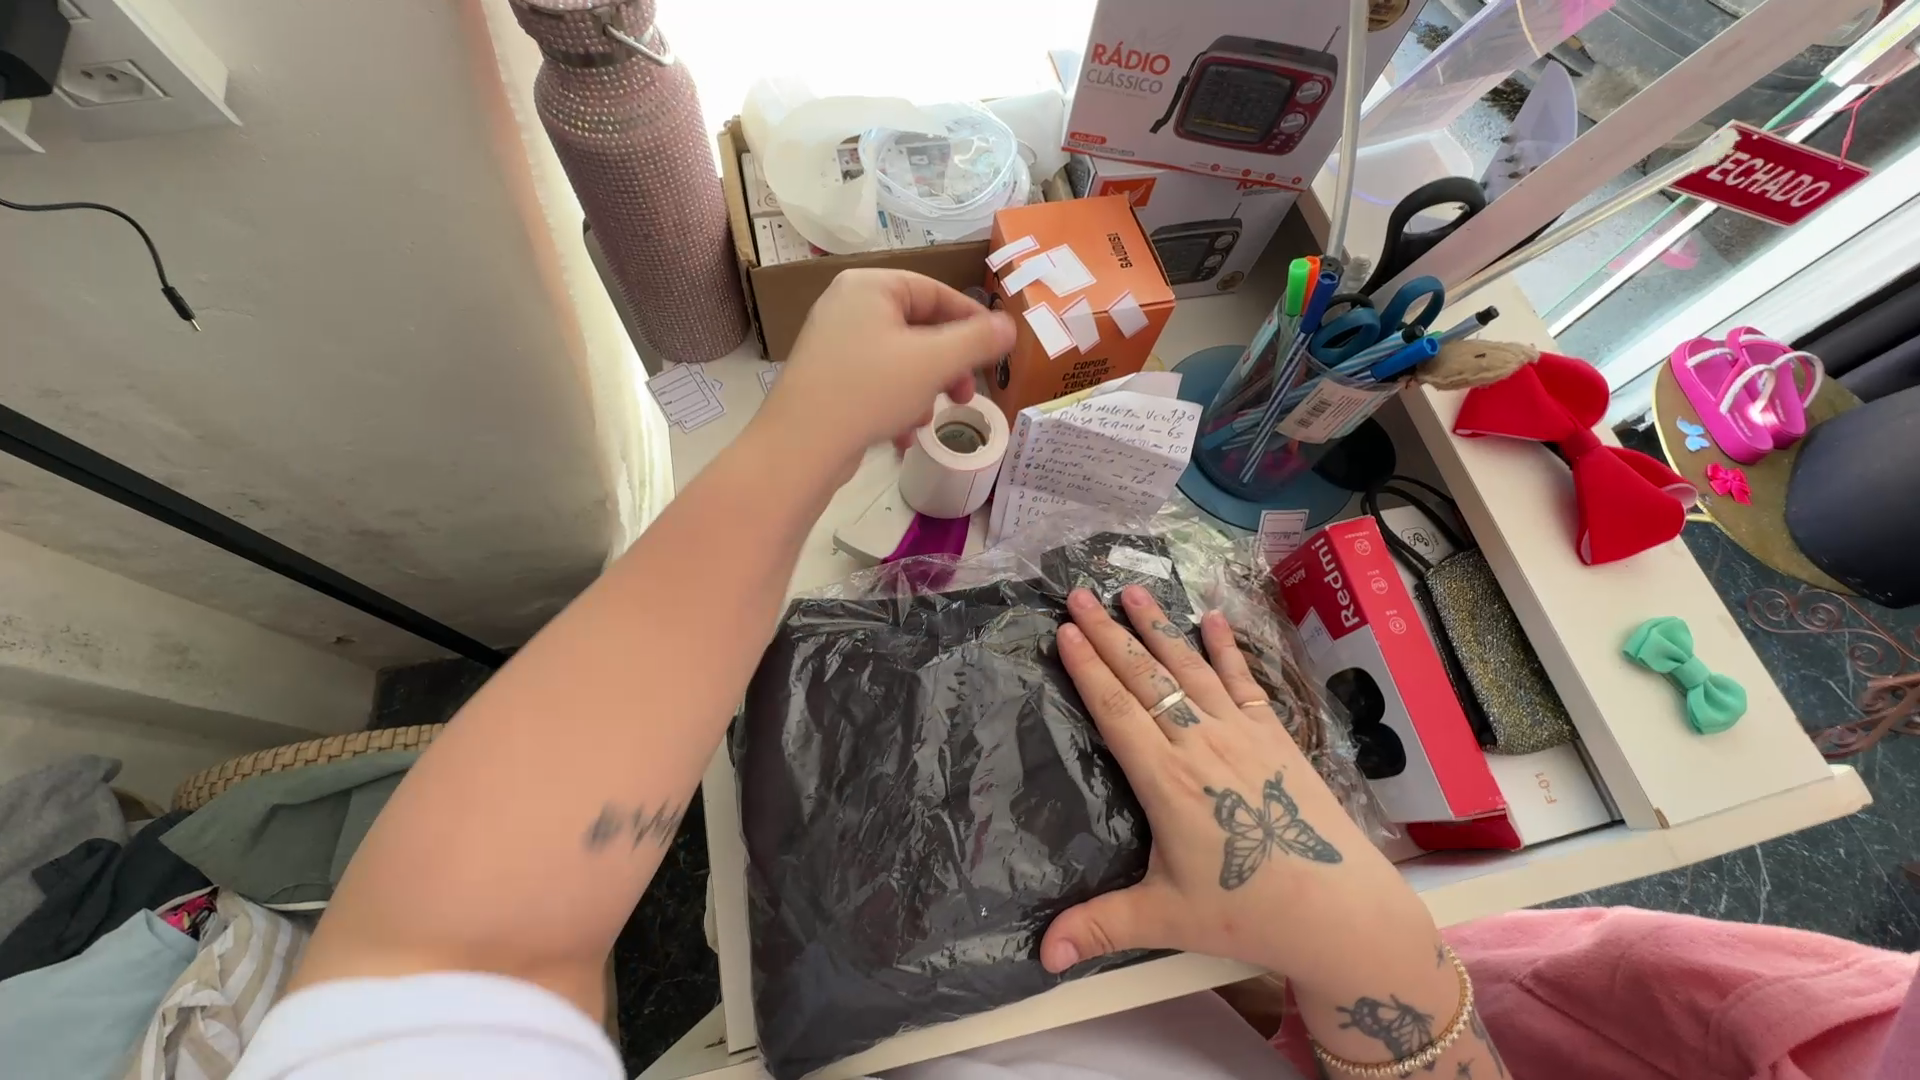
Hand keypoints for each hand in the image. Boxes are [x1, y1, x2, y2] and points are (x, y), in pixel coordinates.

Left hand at [758, 269, 1014, 482]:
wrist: (802, 445)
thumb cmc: (871, 391)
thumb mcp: (935, 362)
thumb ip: (978, 340)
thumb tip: (1009, 325)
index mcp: (870, 286)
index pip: (936, 292)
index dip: (971, 322)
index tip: (995, 353)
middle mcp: (848, 306)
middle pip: (918, 329)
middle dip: (947, 367)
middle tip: (965, 396)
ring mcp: (834, 343)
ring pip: (900, 360)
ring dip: (924, 391)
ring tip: (926, 420)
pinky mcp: (827, 378)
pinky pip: (876, 382)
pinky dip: (896, 404)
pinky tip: (903, 435)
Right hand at [1041, 586, 1433, 983]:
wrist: (1341, 911)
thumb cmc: (1248, 912)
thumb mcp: (1166, 919)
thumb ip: (1101, 927)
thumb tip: (1041, 959)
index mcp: (1166, 780)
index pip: (1116, 710)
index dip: (1088, 668)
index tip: (1066, 631)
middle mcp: (1200, 743)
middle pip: (1146, 677)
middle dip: (1108, 633)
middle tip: (1079, 595)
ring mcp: (1241, 733)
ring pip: (1190, 668)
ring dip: (1158, 627)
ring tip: (1132, 592)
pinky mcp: (1274, 736)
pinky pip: (1244, 681)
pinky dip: (1227, 648)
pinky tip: (1214, 618)